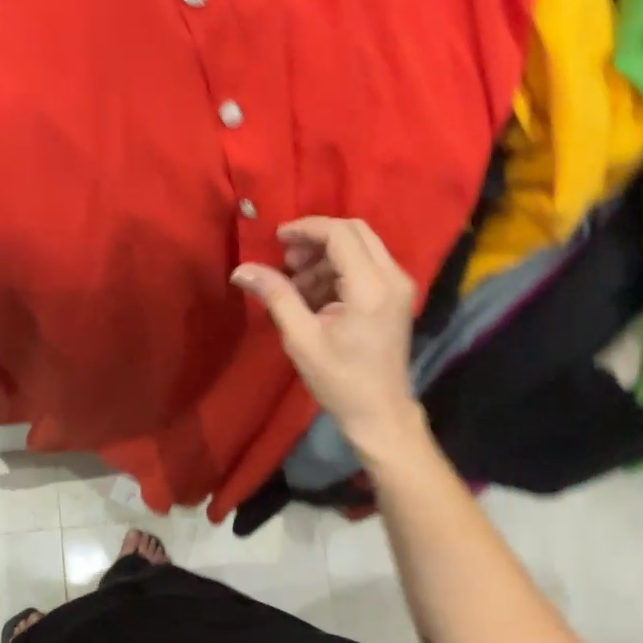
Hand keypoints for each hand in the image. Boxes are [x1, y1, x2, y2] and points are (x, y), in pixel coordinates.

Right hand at [232, 217, 426, 454]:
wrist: (380, 412)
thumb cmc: (340, 380)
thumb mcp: (301, 338)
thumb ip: (276, 296)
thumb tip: (242, 270)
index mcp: (371, 287)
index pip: (340, 234)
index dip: (306, 229)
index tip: (278, 240)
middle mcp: (393, 277)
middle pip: (355, 231)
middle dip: (317, 239)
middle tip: (288, 260)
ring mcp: (399, 285)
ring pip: (362, 246)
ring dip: (327, 256)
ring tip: (296, 283)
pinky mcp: (397, 296)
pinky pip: (368, 264)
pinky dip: (340, 270)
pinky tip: (315, 293)